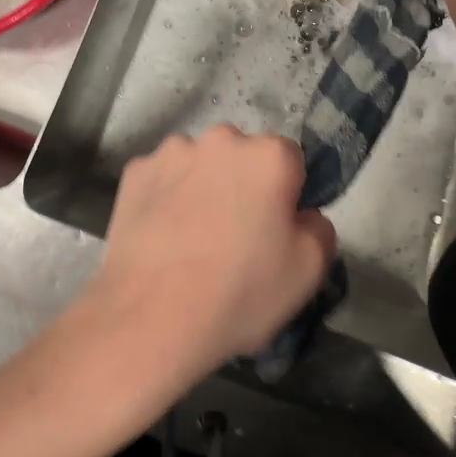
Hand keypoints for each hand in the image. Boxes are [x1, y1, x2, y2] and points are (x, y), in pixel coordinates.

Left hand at [87, 126, 336, 377]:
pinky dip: (166, 198)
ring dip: (203, 188)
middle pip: (243, 156)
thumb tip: (303, 215)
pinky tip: (163, 237)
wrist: (151, 317)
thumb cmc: (240, 291)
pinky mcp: (135, 172)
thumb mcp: (309, 271)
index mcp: (269, 155)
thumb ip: (320, 228)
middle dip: (243, 185)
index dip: (286, 195)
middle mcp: (221, 139)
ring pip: (200, 165)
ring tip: (193, 239)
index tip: (275, 230)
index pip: (290, 161)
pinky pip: (163, 179)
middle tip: (235, 236)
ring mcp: (172, 152)